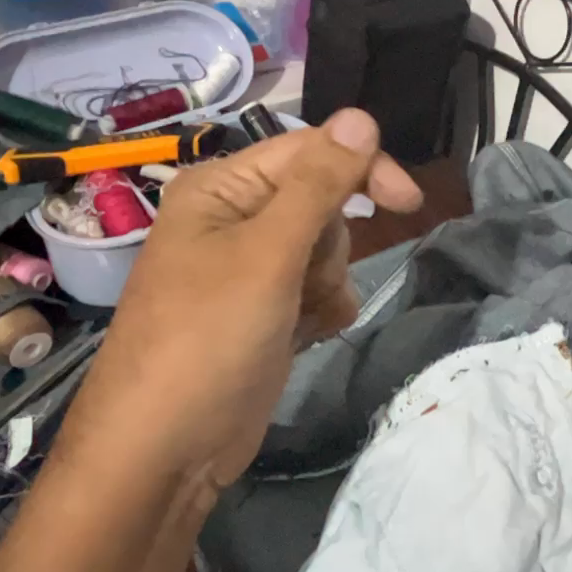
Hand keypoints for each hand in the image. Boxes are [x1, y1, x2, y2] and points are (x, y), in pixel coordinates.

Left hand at [58, 109, 422, 490]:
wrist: (162, 456)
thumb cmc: (207, 341)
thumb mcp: (268, 255)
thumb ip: (320, 183)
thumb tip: (362, 115)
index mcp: (222, 188)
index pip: (310, 151)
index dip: (362, 169)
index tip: (409, 204)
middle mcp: (233, 219)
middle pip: (321, 203)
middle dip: (329, 245)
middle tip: (300, 283)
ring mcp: (248, 269)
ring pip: (326, 249)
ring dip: (327, 283)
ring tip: (296, 319)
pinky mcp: (263, 312)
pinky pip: (317, 290)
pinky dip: (321, 311)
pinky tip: (304, 338)